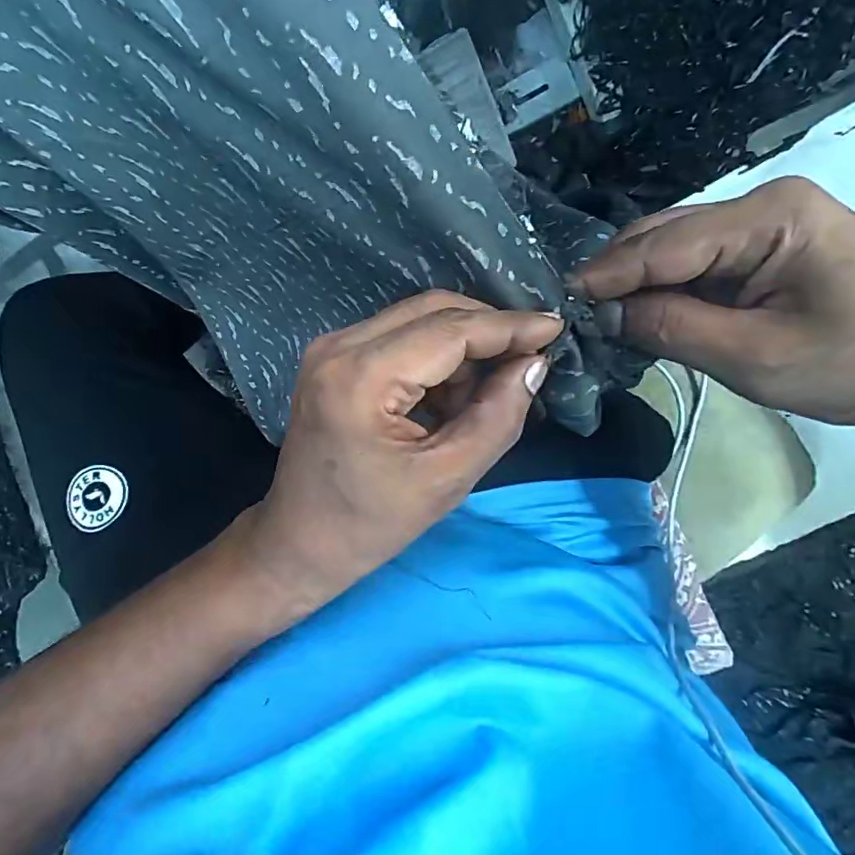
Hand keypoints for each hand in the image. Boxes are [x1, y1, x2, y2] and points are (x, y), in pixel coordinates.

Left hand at [235, 290, 561, 618]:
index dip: (509, 326)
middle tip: (532, 357)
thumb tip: (534, 364)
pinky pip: (402, 338)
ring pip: (420, 320)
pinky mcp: (335, 359)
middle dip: (490, 330)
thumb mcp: (449, 478)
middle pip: (434, 310)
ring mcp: (332, 347)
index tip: (556, 328)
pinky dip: (438, 360)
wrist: (298, 544)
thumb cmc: (372, 523)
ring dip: (464, 348)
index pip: (451, 330)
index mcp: (362, 377)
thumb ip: (498, 415)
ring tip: (484, 399)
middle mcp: (340, 345)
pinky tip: (451, 401)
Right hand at [572, 178, 854, 461]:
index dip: (609, 275)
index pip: (666, 241)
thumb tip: (610, 314)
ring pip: (689, 252)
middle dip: (624, 278)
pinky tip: (658, 320)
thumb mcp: (761, 358)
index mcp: (770, 214)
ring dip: (650, 288)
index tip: (560, 303)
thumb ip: (678, 330)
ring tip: (608, 325)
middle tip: (580, 319)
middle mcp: (769, 205)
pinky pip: (715, 268)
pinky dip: (682, 295)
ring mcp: (779, 226)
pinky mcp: (784, 253)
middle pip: (672, 236)